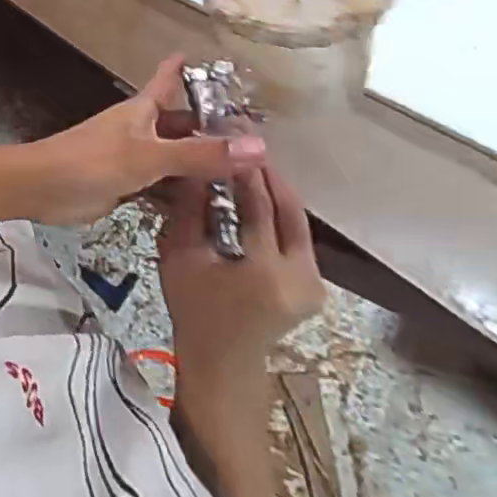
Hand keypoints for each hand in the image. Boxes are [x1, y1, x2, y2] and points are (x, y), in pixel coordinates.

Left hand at [27, 54, 267, 225]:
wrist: (41, 187)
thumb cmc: (91, 160)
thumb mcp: (149, 155)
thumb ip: (201, 154)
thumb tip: (261, 146)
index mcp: (142, 111)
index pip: (169, 81)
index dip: (186, 69)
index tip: (210, 57)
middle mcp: (140, 130)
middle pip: (182, 125)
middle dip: (214, 131)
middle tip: (263, 142)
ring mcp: (132, 158)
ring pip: (176, 159)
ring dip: (203, 167)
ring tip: (251, 180)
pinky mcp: (125, 185)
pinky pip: (164, 187)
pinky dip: (185, 194)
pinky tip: (214, 208)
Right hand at [159, 160, 324, 376]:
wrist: (222, 359)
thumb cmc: (193, 308)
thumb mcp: (180, 256)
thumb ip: (189, 211)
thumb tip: (194, 167)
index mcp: (265, 270)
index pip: (258, 205)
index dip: (243, 169)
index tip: (229, 137)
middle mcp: (301, 275)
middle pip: (288, 209)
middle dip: (265, 173)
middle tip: (243, 141)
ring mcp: (314, 282)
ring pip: (297, 221)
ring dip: (274, 190)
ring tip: (246, 163)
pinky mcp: (316, 285)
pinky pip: (297, 236)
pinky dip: (277, 212)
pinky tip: (255, 196)